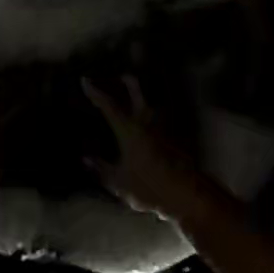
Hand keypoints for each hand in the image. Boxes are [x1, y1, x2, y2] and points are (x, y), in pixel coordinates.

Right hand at [84, 76, 211, 220]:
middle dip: (127, 82)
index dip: (95, 92)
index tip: (84, 81)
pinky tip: (144, 125)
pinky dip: (147, 116)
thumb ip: (101, 169)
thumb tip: (85, 158)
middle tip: (120, 76)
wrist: (189, 196)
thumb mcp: (120, 183)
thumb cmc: (150, 188)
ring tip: (130, 100)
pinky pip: (156, 120)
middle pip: (136, 93)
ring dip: (139, 98)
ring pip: (148, 105)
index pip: (109, 105)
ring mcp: (162, 130)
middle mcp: (145, 123)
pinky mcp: (173, 140)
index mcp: (129, 130)